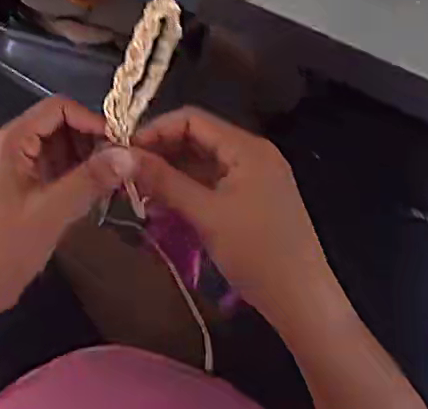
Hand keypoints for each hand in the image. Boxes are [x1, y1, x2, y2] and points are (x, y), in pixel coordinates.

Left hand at [0, 98, 133, 363]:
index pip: (59, 108)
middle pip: (62, 124)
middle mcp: (16, 143)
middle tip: (122, 166)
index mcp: (15, 138)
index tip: (122, 143)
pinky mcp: (26, 186)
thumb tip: (130, 155)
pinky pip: (58, 168)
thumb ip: (91, 179)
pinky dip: (78, 176)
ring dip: (88, 159)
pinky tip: (97, 194)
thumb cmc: (6, 245)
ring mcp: (20, 165)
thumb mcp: (52, 210)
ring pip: (62, 147)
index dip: (92, 120)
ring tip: (114, 182)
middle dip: (92, 141)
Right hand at [128, 107, 339, 329]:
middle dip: (161, 151)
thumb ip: (163, 180)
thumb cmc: (257, 253)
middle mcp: (252, 152)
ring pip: (202, 160)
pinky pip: (213, 180)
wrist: (306, 308)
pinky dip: (187, 187)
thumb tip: (121, 155)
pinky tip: (163, 203)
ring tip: (139, 189)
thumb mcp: (205, 215)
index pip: (192, 119)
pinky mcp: (252, 197)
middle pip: (197, 137)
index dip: (156, 130)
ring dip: (171, 171)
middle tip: (129, 171)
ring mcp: (254, 175)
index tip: (126, 150)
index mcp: (247, 147)